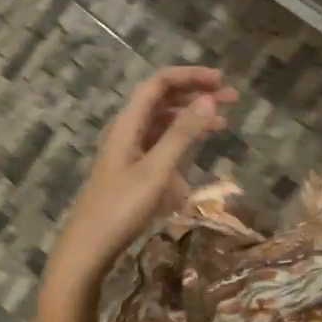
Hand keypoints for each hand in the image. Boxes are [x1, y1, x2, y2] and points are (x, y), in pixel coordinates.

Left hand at [51, 67, 237, 279]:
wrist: (90, 246)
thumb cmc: (122, 206)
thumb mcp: (157, 171)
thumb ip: (182, 134)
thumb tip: (209, 99)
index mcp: (129, 121)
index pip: (159, 83)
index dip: (189, 76)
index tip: (220, 79)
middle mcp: (128, 128)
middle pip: (163, 98)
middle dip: (195, 92)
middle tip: (231, 97)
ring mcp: (131, 148)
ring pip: (164, 120)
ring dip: (191, 116)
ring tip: (224, 121)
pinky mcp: (134, 167)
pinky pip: (161, 142)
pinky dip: (183, 139)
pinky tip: (200, 147)